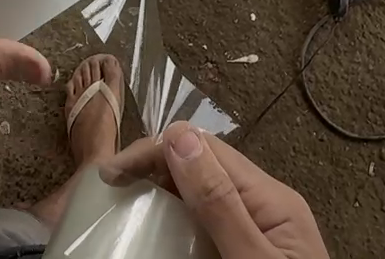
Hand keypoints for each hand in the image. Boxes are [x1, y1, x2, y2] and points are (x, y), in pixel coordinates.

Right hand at [102, 121, 327, 258]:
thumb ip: (220, 204)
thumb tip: (178, 137)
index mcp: (272, 198)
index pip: (202, 146)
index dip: (153, 150)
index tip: (112, 177)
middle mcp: (266, 202)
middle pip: (200, 161)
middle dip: (153, 164)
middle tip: (112, 185)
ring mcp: (259, 226)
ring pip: (200, 186)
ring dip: (161, 186)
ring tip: (128, 201)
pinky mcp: (249, 248)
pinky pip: (208, 215)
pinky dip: (177, 213)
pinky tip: (158, 227)